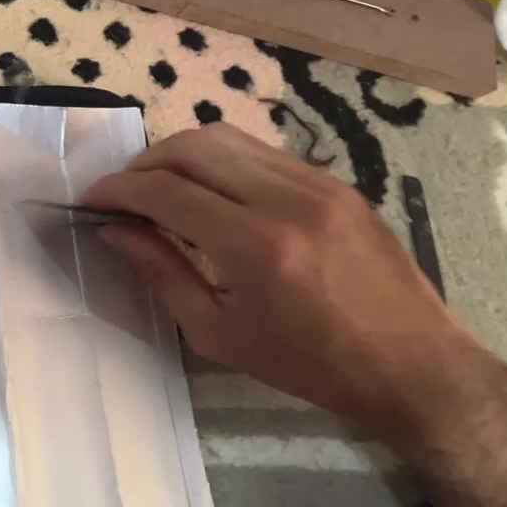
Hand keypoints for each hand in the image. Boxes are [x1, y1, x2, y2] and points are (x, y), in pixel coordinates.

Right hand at [83, 123, 506, 506]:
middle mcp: (288, 200)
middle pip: (192, 148)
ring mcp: (319, 185)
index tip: (90, 202)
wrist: (415, 368)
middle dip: (142, 164)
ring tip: (158, 187)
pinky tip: (207, 192)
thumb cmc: (307, 363)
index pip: (164, 191)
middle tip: (121, 193)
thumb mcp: (215, 331)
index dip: (117, 190)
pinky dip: (218, 161)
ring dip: (178, 156)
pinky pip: (259, 152)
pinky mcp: (336, 183)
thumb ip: (159, 271)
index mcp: (256, 245)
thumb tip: (113, 231)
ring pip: (226, 139)